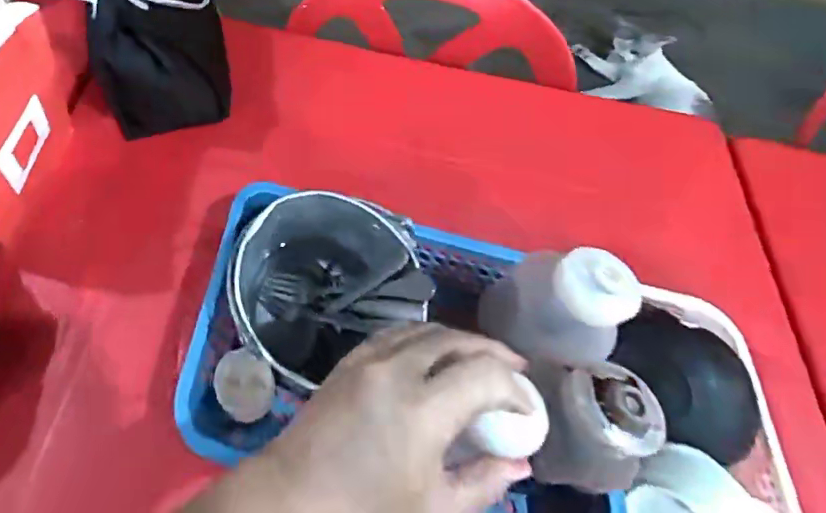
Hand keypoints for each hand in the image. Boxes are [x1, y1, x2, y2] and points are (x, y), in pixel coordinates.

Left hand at [190, 326, 534, 512]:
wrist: (296, 491)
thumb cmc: (368, 508)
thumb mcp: (435, 506)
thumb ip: (482, 481)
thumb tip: (520, 463)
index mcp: (421, 409)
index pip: (482, 374)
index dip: (513, 386)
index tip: (528, 406)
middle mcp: (396, 370)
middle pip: (454, 339)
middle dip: (491, 350)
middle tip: (516, 368)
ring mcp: (369, 357)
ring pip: (424, 329)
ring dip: (458, 338)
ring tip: (481, 358)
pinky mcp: (351, 356)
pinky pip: (396, 333)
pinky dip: (424, 337)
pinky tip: (436, 355)